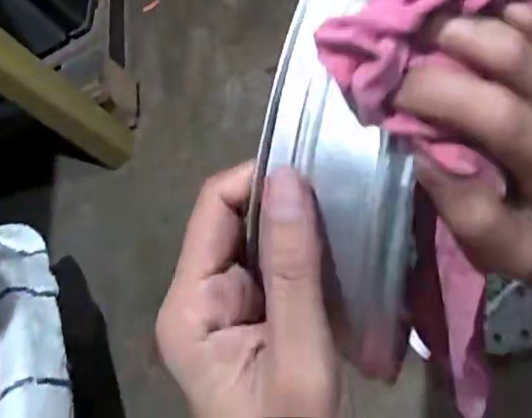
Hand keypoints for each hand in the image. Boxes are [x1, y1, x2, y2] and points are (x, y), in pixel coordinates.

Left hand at [156, 163, 340, 417]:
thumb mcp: (300, 358)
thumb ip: (292, 267)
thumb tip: (288, 173)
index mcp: (190, 303)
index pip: (215, 205)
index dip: (258, 178)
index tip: (313, 173)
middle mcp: (198, 295)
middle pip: (234, 216)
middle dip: (282, 200)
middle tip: (336, 192)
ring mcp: (224, 306)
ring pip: (256, 235)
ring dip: (296, 223)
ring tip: (341, 211)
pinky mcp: (251, 316)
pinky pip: (273, 262)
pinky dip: (303, 249)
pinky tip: (335, 245)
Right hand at [393, 2, 531, 285]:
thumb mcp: (511, 254)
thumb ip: (467, 210)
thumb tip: (419, 149)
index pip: (501, 115)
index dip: (438, 94)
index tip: (389, 94)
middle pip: (510, 51)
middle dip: (445, 39)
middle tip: (396, 46)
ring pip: (513, 23)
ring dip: (457, 14)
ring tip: (411, 21)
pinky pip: (519, 12)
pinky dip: (481, 1)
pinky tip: (446, 6)